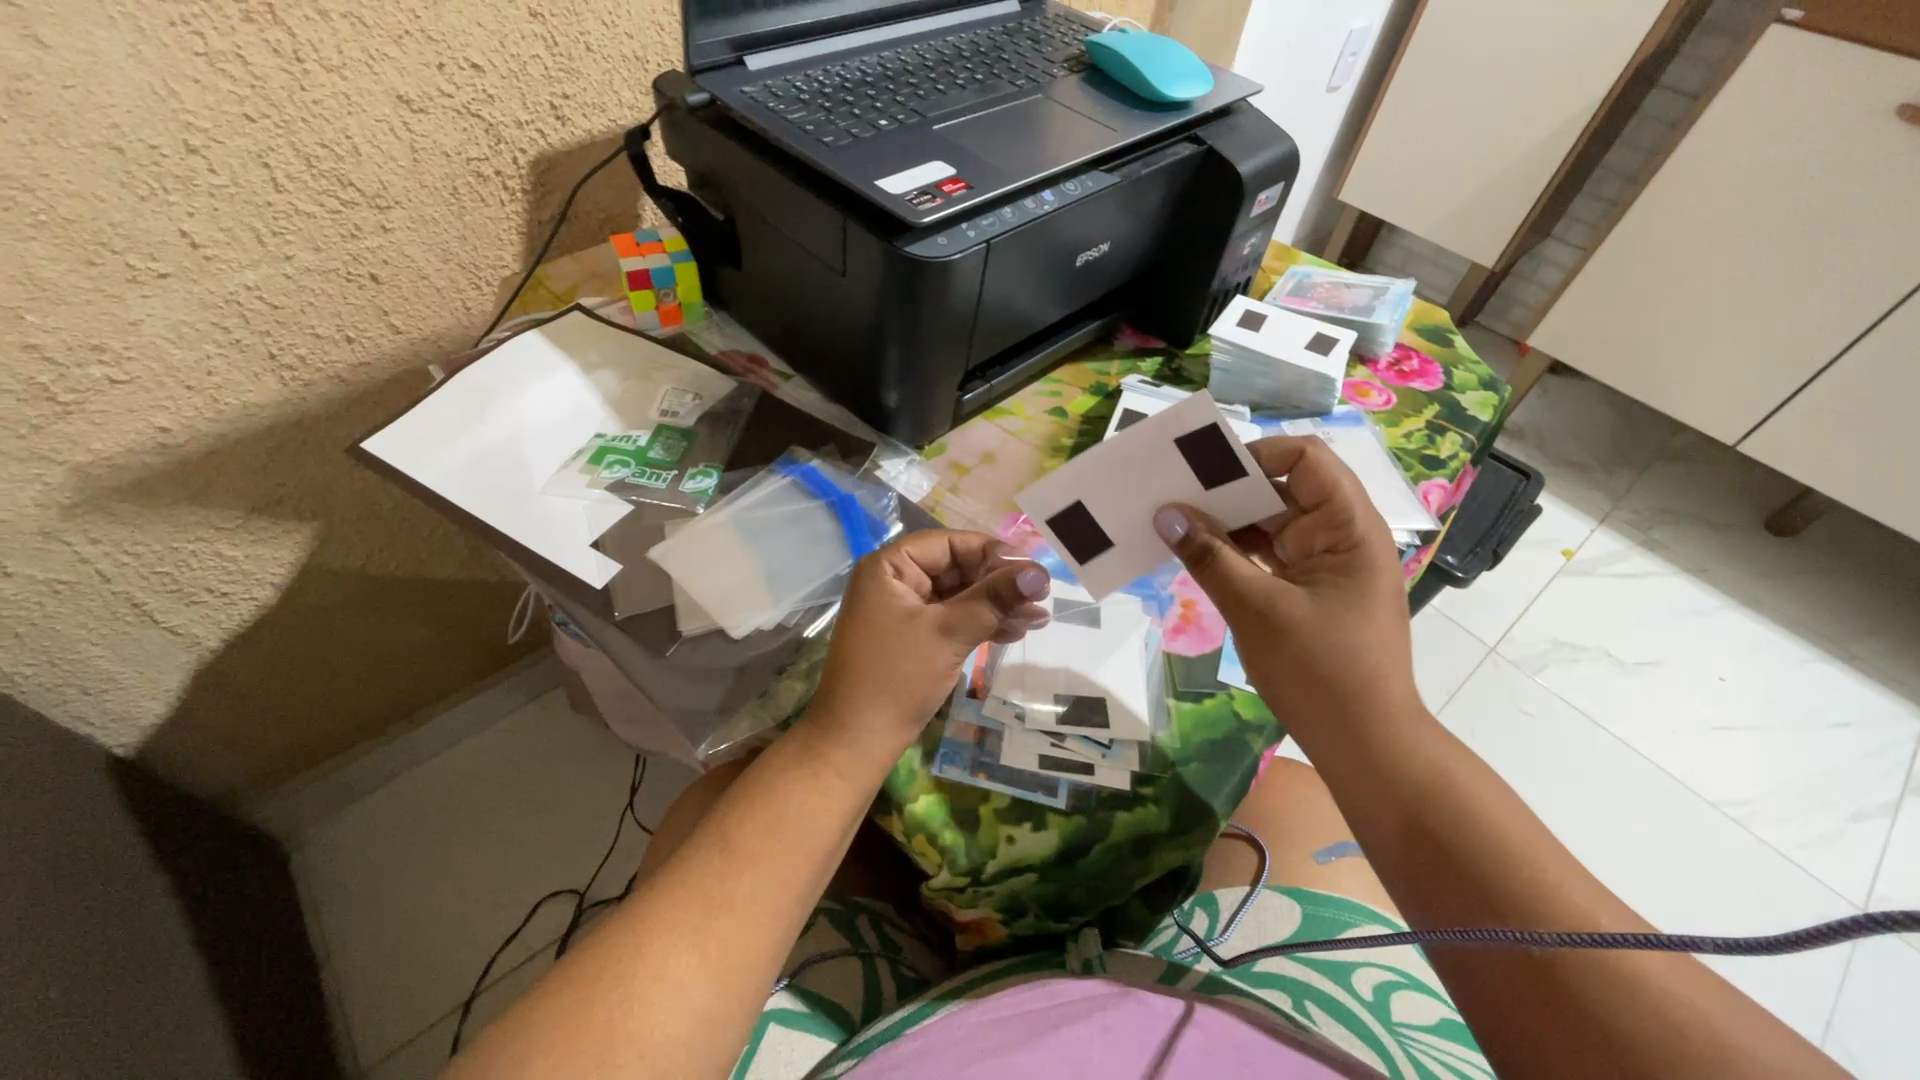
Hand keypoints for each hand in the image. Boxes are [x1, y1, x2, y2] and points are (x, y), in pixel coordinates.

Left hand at [809, 530, 1049, 753]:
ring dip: (997, 606)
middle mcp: (894, 581)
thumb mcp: (950, 632)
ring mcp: (902, 610)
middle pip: (957, 568)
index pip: (950, 544)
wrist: (857, 739)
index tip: (1034, 570)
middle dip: (1000, 583)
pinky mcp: (912, 637)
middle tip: (1043, 597)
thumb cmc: (897, 677)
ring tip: (1039, 619)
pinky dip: (981, 624)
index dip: (994, 553)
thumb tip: (1039, 572)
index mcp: (890, 567)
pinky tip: (1016, 632)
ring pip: (959, 596)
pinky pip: (951, 618)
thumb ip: (994, 598)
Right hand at [1153, 435, 1418, 734]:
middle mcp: (1339, 537)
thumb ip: (1210, 558)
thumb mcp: (1258, 610)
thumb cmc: (1321, 672)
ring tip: (1172, 522)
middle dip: (1228, 490)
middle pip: (1282, 490)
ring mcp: (1323, 566)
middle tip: (1172, 494)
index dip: (1256, 454)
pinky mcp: (1307, 593)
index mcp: (1348, 527)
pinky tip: (1194, 555)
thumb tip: (1165, 514)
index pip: (1306, 460)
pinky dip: (1233, 554)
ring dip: (1226, 524)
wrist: (1365, 744)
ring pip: (1270, 525)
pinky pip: (1267, 557)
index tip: (1203, 473)